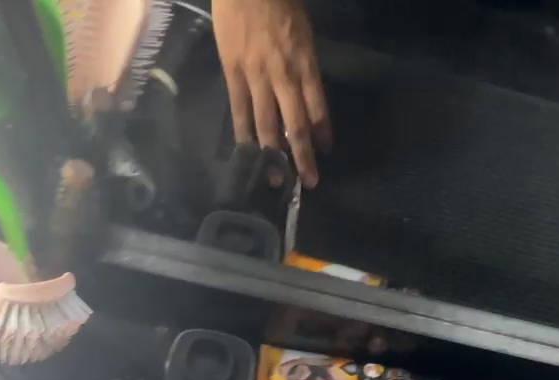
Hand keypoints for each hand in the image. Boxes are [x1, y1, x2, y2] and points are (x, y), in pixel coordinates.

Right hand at [214, 0, 331, 187]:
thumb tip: (305, 97)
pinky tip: (247, 152)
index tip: (325, 153)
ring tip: (276, 180)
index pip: (318, 108)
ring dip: (273, 156)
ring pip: (267, 124)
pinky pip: (239, 109)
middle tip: (308, 183)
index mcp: (305, 63)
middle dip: (303, 157)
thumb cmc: (279, 0)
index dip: (322, 134)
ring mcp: (257, 76)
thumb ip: (305, 65)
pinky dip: (244, 134)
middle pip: (297, 126)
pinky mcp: (233, 72)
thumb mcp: (303, 32)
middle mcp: (284, 75)